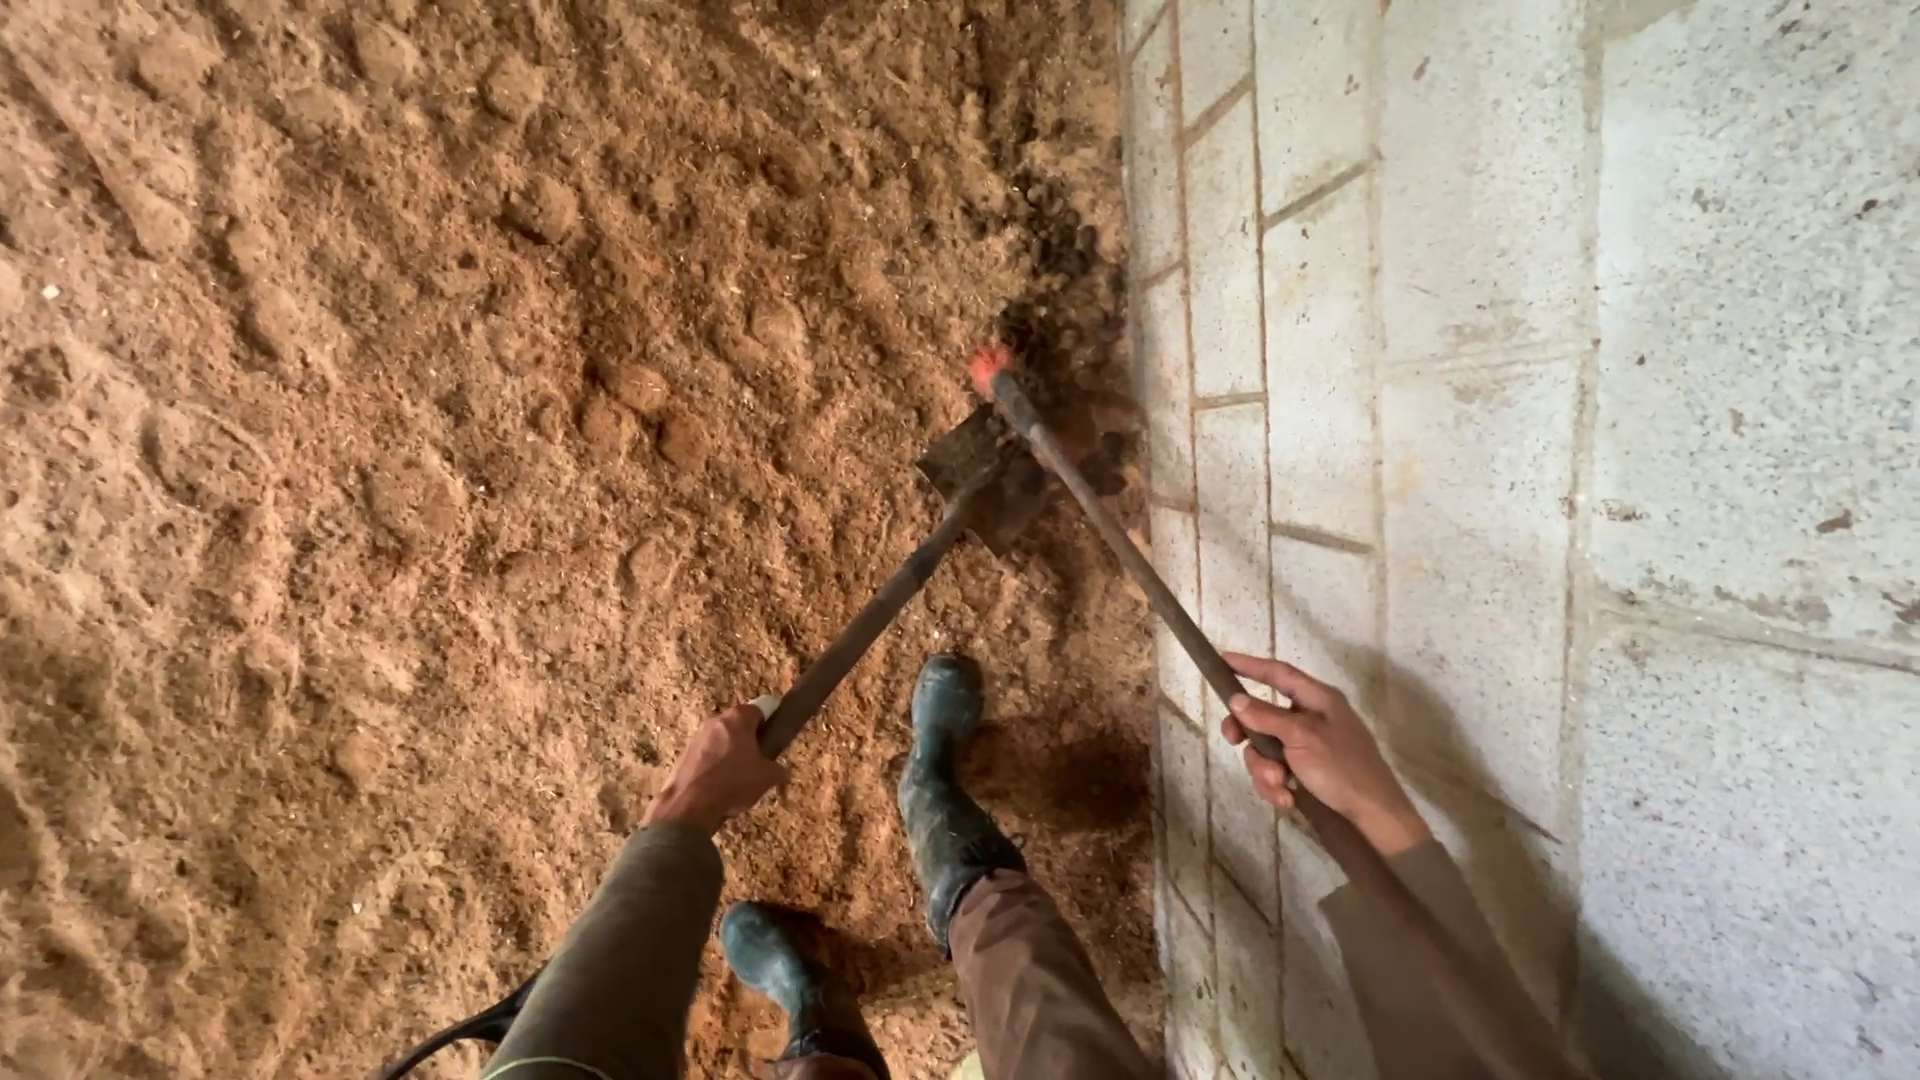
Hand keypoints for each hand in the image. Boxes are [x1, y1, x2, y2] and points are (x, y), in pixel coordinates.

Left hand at [640, 703, 787, 835]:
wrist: (688, 806)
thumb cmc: (733, 783)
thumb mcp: (767, 778)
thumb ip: (778, 770)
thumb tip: (782, 771)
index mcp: (739, 717)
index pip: (764, 706)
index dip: (773, 719)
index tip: (777, 735)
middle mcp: (716, 720)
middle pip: (740, 723)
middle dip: (750, 738)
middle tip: (760, 760)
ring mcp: (697, 737)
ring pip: (722, 739)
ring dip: (731, 752)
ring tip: (738, 778)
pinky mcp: (684, 755)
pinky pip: (707, 755)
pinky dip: (714, 765)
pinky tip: (718, 786)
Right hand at [1220, 653, 1430, 855]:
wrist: (1375, 816)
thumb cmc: (1343, 768)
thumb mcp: (1302, 738)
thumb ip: (1267, 716)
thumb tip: (1235, 699)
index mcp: (1317, 700)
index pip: (1278, 673)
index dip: (1250, 665)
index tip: (1223, 659)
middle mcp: (1310, 718)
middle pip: (1262, 714)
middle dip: (1247, 732)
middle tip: (1233, 740)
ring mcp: (1306, 745)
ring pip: (1264, 747)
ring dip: (1264, 769)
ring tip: (1280, 785)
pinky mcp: (1304, 770)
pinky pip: (1274, 769)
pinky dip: (1275, 785)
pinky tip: (1287, 799)